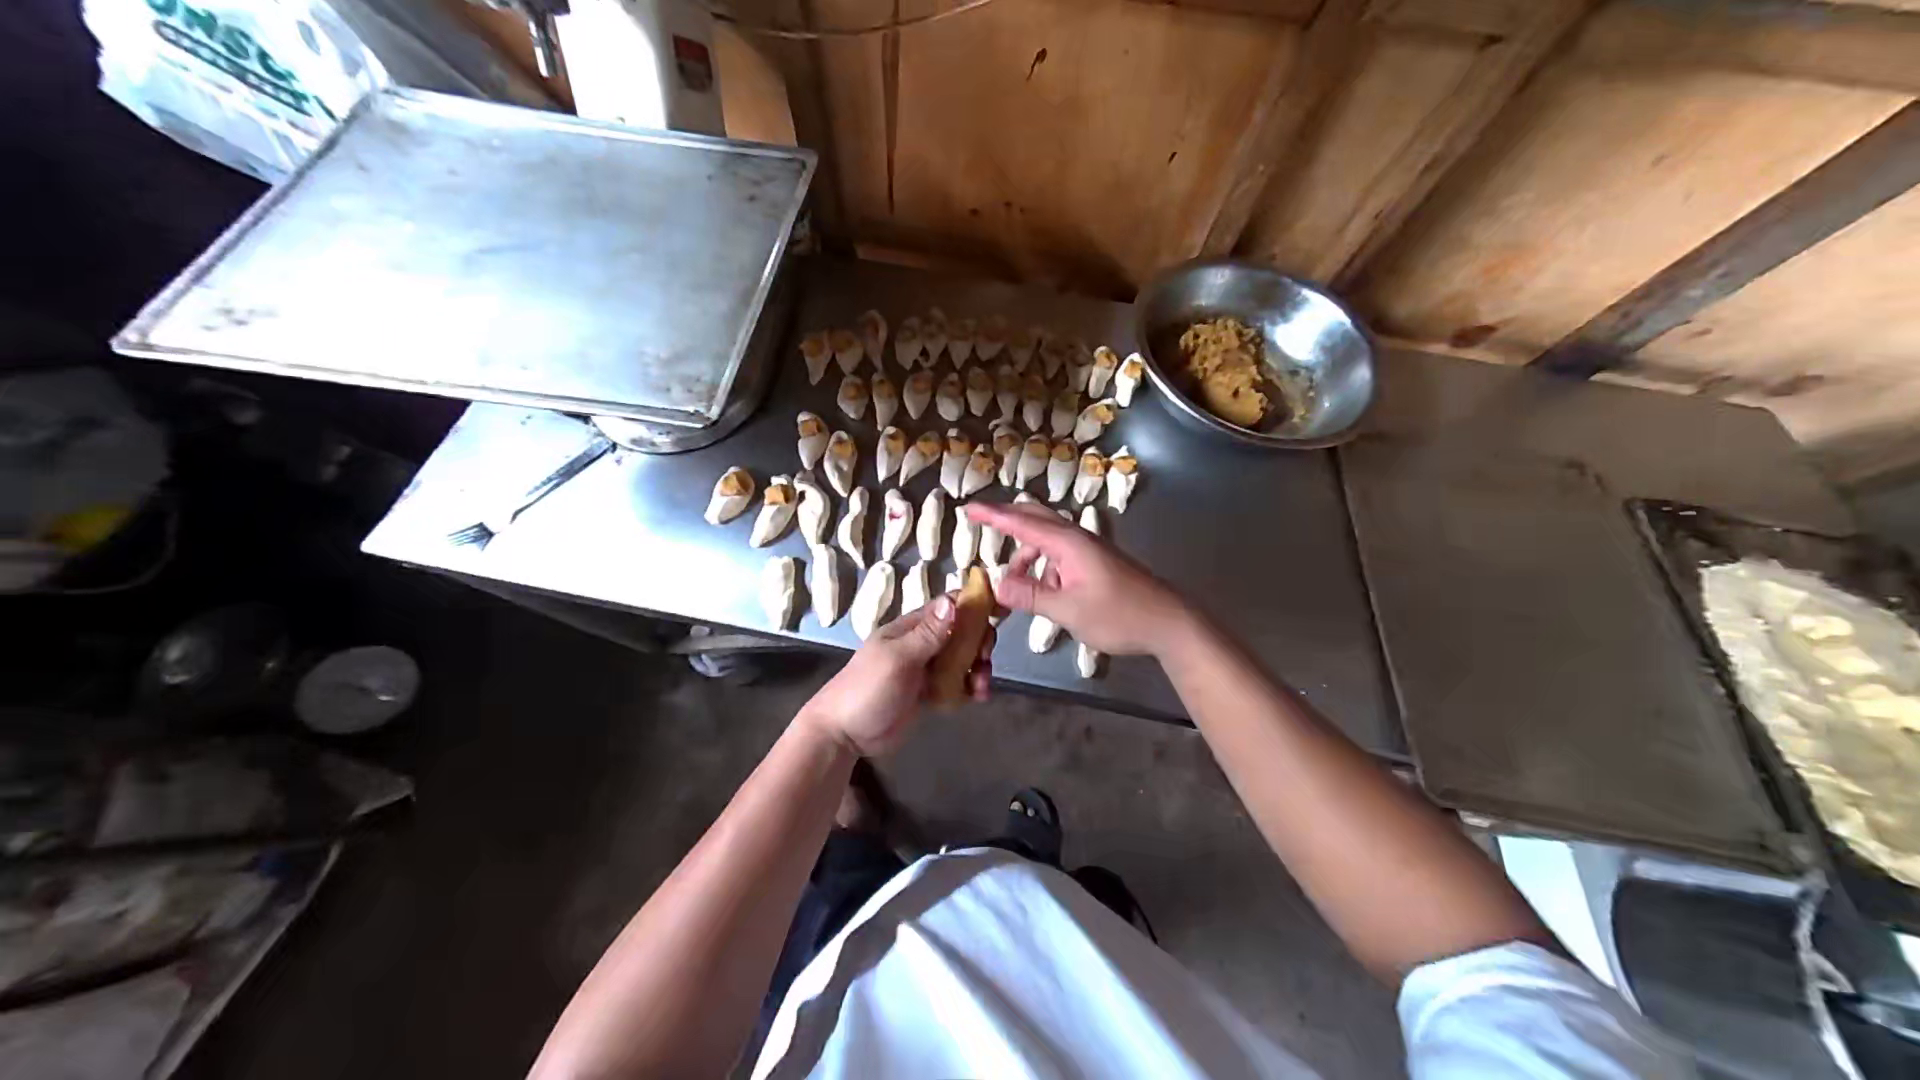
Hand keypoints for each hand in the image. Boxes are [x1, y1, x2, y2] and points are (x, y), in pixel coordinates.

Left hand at [799, 595, 993, 756]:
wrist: (843, 734)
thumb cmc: (866, 690)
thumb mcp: (898, 659)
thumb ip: (928, 634)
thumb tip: (953, 600)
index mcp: (910, 628)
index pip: (948, 606)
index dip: (974, 605)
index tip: (999, 614)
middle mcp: (921, 644)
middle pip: (962, 633)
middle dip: (979, 642)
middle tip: (983, 660)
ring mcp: (925, 669)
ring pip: (963, 659)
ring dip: (977, 668)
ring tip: (980, 687)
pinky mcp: (928, 693)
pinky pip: (957, 684)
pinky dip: (969, 688)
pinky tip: (976, 697)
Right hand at [964, 502, 1192, 656]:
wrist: (1169, 622)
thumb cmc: (1120, 616)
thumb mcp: (1069, 610)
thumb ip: (1031, 596)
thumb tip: (996, 586)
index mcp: (1068, 543)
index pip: (1022, 522)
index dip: (992, 515)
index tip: (967, 508)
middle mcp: (1077, 539)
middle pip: (1035, 519)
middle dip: (1007, 522)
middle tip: (981, 526)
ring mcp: (1089, 550)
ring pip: (1047, 541)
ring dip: (1026, 557)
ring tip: (1015, 586)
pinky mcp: (1096, 563)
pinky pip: (1059, 555)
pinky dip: (1043, 567)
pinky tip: (1045, 592)